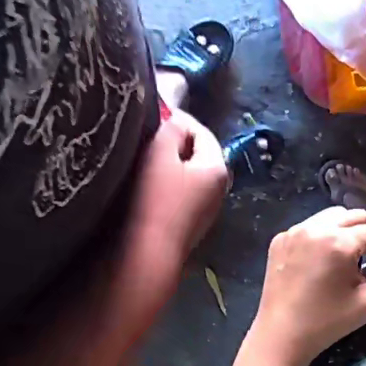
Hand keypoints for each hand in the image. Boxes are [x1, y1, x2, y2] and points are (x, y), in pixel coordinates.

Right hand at [119, 107, 228, 307]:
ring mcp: (208, 210)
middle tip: (148, 134)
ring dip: (172, 164)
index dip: (178, 119)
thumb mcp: (160, 153)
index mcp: (217, 168)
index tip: (155, 112)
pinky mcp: (193, 225)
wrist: (150, 253)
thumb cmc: (155, 199)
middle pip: (199, 154)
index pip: (202, 132)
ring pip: (191, 176)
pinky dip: (170, 185)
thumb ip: (171, 129)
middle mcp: (220, 189)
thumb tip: (177, 121)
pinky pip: (184, 194)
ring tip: (145, 158)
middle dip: (176, 142)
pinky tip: (150, 187)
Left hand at [250, 207, 365, 365]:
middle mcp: (316, 228)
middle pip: (356, 216)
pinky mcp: (280, 238)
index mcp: (340, 242)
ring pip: (332, 216)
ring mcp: (295, 231)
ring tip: (347, 257)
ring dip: (347, 230)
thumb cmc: (329, 322)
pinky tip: (323, 260)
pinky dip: (323, 235)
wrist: (281, 334)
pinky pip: (311, 226)